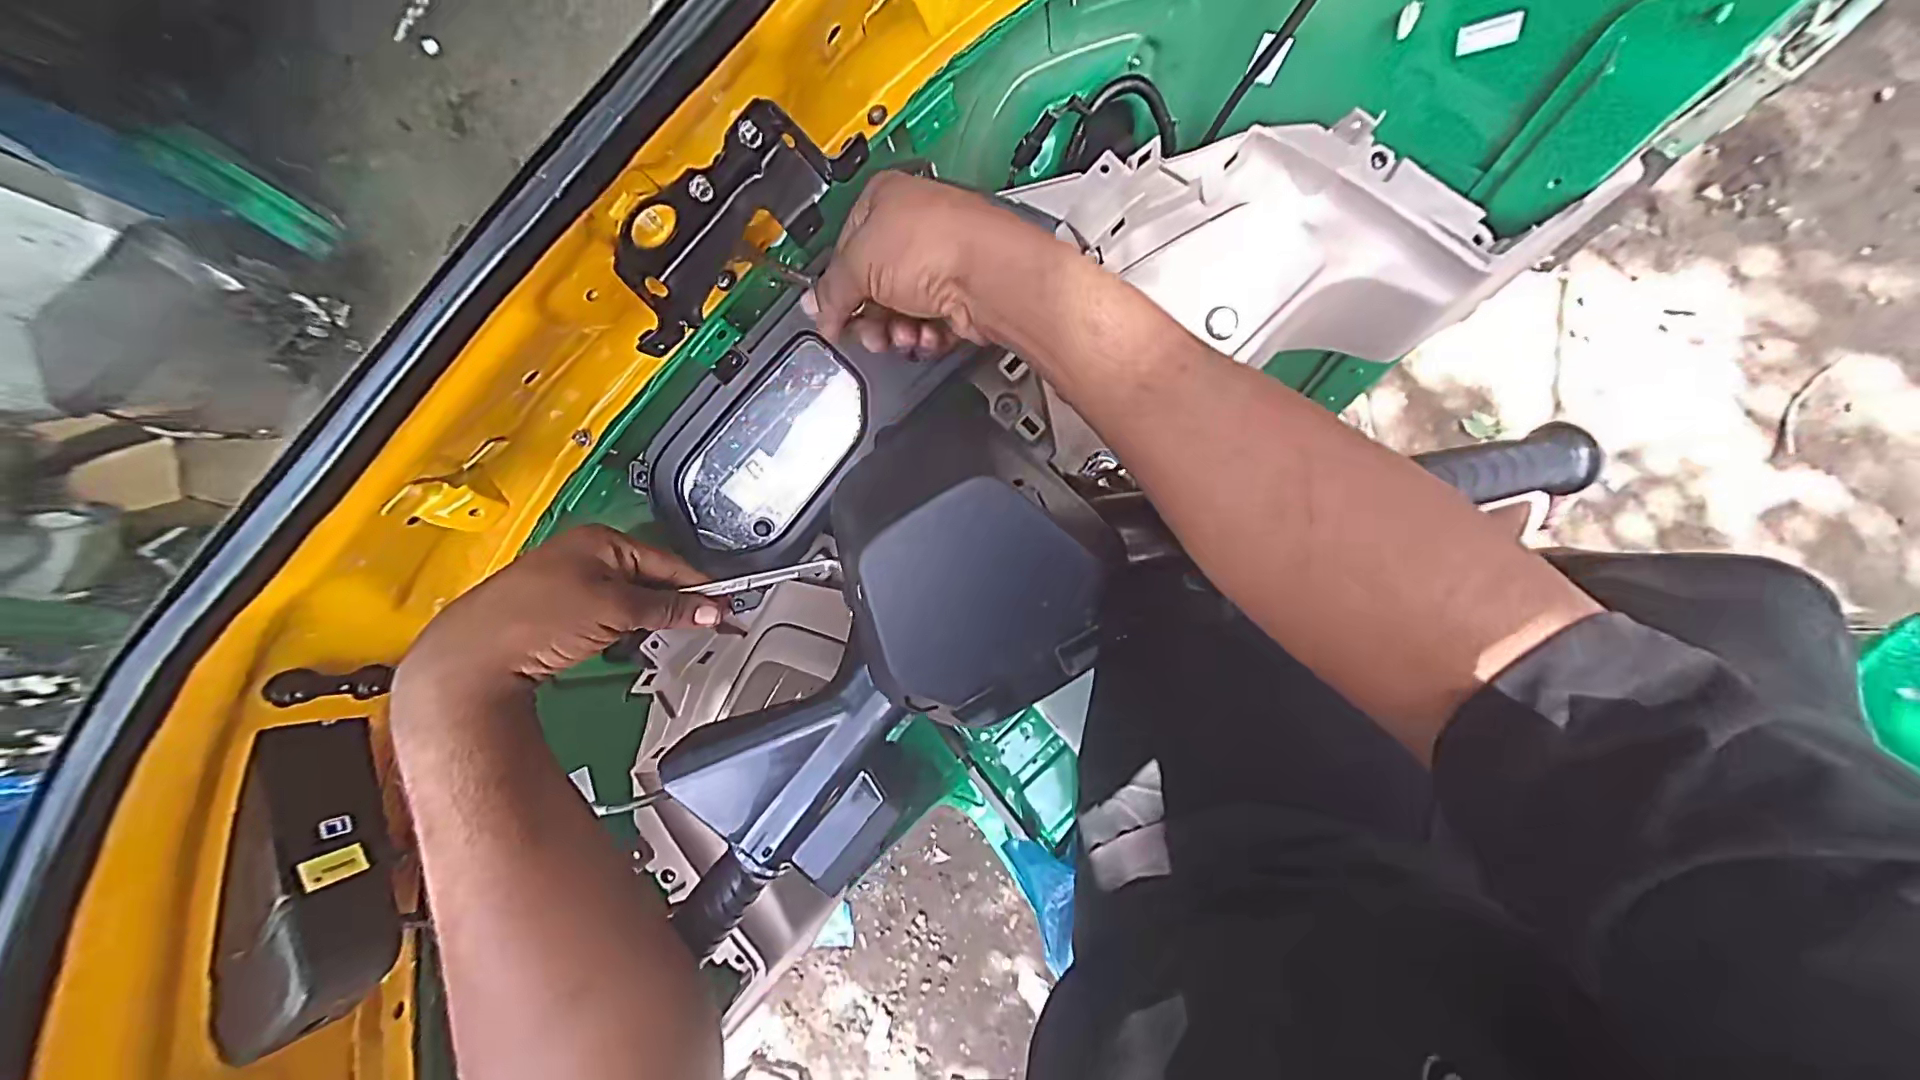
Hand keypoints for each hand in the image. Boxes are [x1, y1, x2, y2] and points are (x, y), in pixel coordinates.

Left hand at [395, 525, 723, 706]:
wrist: (471, 664)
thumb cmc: (530, 621)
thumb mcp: (614, 609)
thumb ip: (668, 608)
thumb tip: (708, 609)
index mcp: (599, 541)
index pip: (668, 561)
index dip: (699, 586)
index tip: (724, 606)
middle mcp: (586, 556)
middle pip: (652, 580)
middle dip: (675, 605)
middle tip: (703, 625)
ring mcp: (572, 584)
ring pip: (633, 601)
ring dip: (649, 621)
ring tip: (655, 639)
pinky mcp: (562, 611)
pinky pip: (612, 616)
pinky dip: (626, 630)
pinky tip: (624, 645)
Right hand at [805, 172, 1072, 354]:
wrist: (991, 277)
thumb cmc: (938, 247)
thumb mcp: (858, 266)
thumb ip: (830, 290)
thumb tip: (817, 306)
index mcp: (883, 199)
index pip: (844, 249)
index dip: (836, 288)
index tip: (831, 314)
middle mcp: (915, 227)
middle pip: (874, 286)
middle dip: (870, 317)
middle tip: (869, 331)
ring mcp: (940, 262)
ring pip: (902, 310)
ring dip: (897, 330)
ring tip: (903, 333)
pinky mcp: (961, 296)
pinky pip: (929, 324)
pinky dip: (926, 336)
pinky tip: (928, 335)